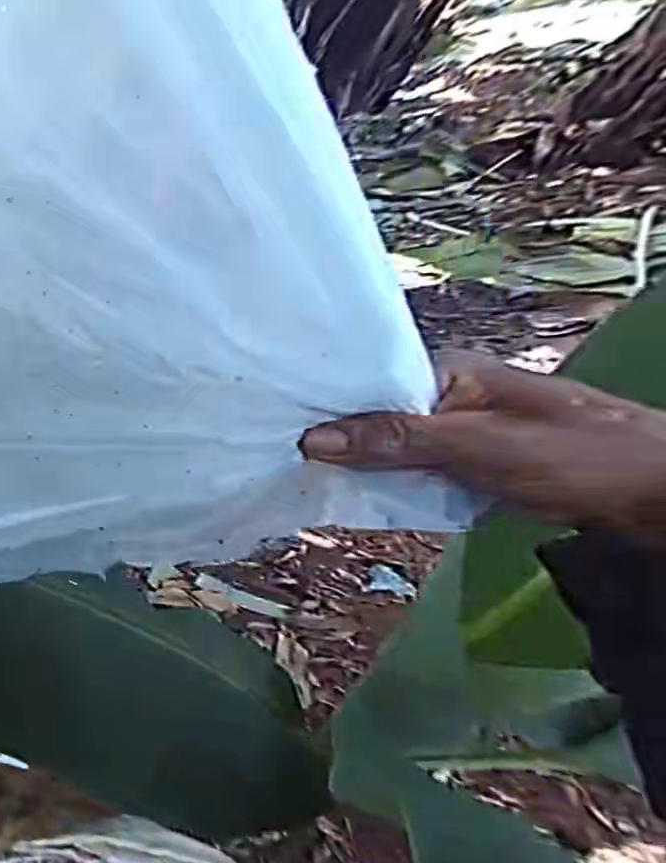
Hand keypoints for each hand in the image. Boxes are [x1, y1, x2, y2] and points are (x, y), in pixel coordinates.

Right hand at [300, 352, 665, 541]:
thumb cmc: (590, 460)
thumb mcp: (485, 446)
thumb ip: (398, 439)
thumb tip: (308, 440)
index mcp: (447, 373)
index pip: (360, 381)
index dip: (317, 404)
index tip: (273, 426)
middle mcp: (442, 394)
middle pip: (364, 414)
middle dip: (329, 437)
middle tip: (277, 457)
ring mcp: (450, 427)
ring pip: (379, 444)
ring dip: (352, 463)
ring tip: (300, 475)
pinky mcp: (456, 459)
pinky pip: (400, 465)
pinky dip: (378, 479)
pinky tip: (349, 490)